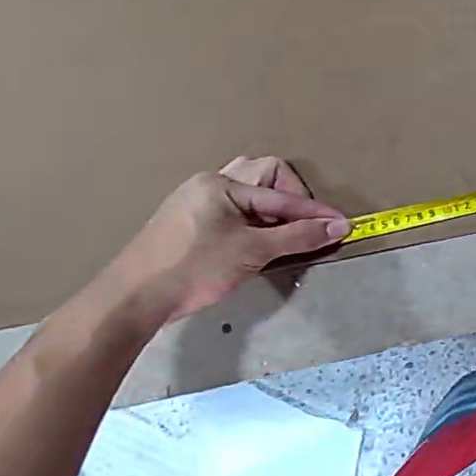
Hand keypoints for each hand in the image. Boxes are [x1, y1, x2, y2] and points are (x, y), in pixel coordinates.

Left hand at [96, 156, 350, 323]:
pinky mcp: (191, 222)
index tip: (342, 226)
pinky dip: (255, 220)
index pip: (282, 195)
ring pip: (248, 192)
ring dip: (273, 208)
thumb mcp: (253, 252)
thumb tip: (338, 227)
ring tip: (284, 232)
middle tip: (304, 226)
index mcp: (221, 184)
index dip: (315, 212)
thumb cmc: (193, 269)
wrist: (133, 299)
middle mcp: (208, 184)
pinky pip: (235, 209)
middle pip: (265, 176)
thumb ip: (299, 236)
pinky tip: (259, 242)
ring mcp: (196, 201)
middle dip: (292, 199)